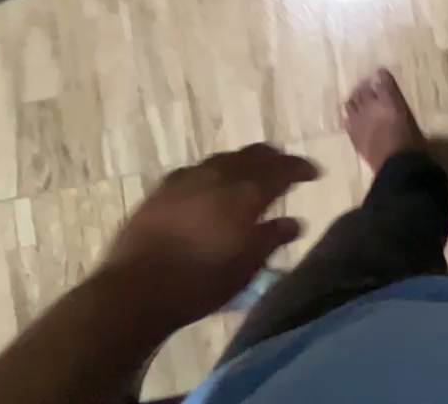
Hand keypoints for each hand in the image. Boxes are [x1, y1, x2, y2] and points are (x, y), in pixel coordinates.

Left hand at [96, 143, 318, 329]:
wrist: (133, 292)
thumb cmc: (199, 282)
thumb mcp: (246, 267)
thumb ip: (273, 238)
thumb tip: (295, 222)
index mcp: (249, 191)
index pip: (285, 168)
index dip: (301, 168)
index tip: (314, 173)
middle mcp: (222, 174)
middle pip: (256, 154)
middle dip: (275, 159)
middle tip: (285, 170)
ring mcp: (190, 178)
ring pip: (226, 158)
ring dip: (244, 163)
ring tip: (249, 176)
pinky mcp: (162, 189)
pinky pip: (197, 169)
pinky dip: (213, 173)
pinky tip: (210, 186)